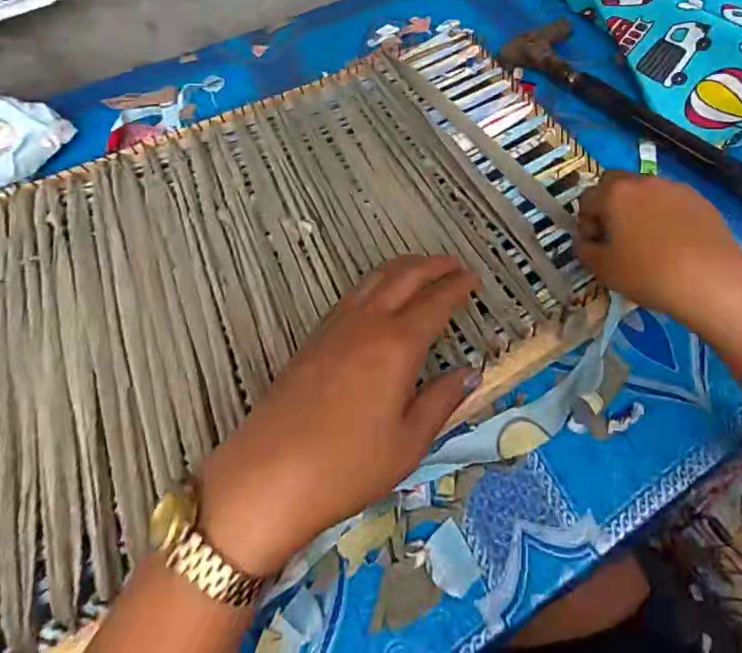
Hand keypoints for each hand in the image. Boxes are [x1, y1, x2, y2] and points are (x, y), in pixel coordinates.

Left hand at [196, 255, 479, 574]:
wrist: (266, 478)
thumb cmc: (346, 468)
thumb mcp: (407, 443)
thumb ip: (441, 401)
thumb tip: (468, 373)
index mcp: (398, 344)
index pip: (436, 301)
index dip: (458, 286)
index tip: (475, 278)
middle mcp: (368, 323)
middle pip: (405, 276)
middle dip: (434, 265)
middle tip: (456, 264)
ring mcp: (336, 327)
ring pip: (375, 278)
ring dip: (404, 267)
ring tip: (423, 269)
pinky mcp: (314, 338)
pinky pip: (355, 294)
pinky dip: (378, 282)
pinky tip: (380, 297)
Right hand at [574, 171, 741, 318]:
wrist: (713, 281)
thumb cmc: (650, 274)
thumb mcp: (606, 270)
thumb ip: (586, 251)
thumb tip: (585, 242)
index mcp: (615, 193)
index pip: (587, 199)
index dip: (586, 223)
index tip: (595, 245)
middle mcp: (643, 181)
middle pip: (615, 183)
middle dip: (610, 205)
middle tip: (617, 235)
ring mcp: (674, 187)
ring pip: (646, 190)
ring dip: (639, 207)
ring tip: (649, 240)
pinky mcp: (700, 199)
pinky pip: (672, 201)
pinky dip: (666, 215)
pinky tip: (675, 243)